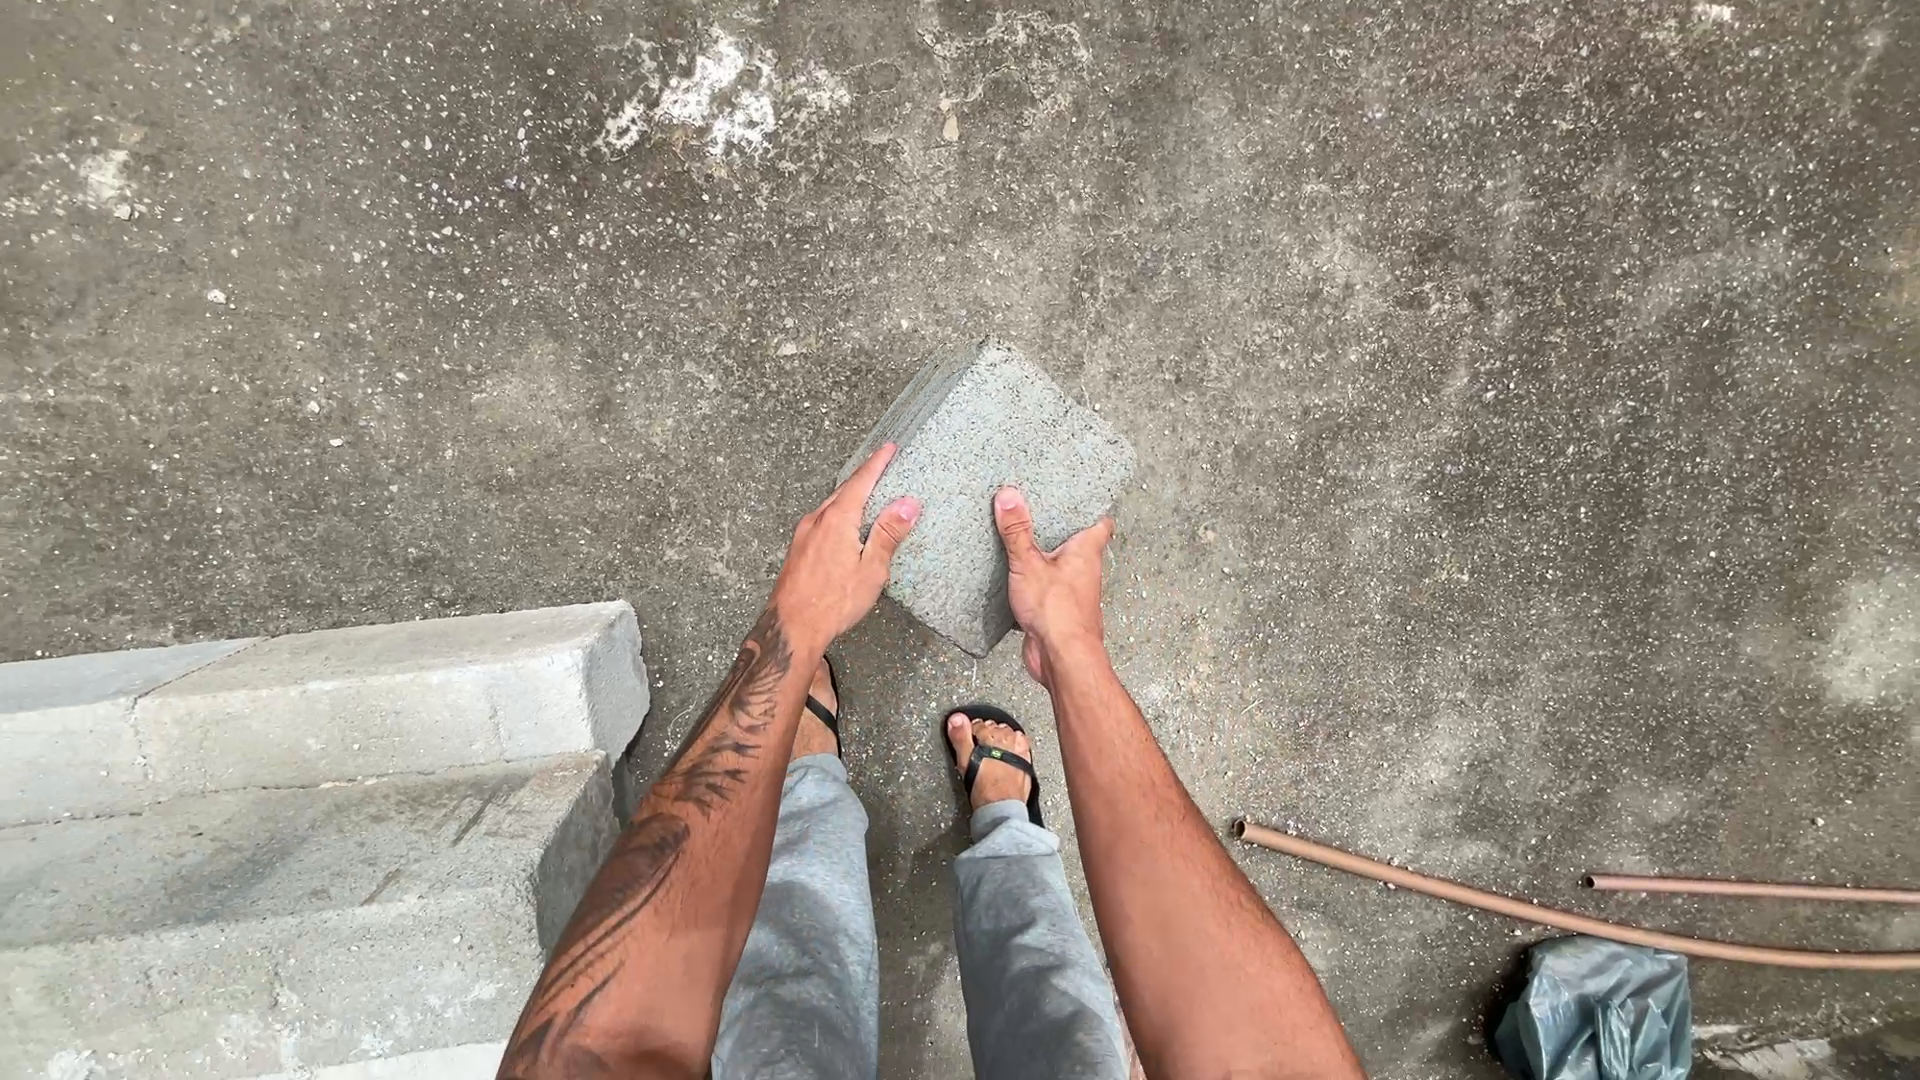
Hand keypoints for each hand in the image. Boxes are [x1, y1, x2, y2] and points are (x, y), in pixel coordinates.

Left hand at [768, 444, 920, 655]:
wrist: (791, 627)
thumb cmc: (832, 602)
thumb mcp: (871, 569)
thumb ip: (888, 533)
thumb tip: (907, 504)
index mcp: (837, 520)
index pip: (861, 481)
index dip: (877, 463)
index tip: (888, 448)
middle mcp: (817, 521)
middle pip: (844, 490)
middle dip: (864, 476)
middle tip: (881, 465)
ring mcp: (804, 535)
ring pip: (831, 505)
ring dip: (850, 495)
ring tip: (867, 493)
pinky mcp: (798, 548)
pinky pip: (822, 520)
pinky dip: (838, 512)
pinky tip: (844, 525)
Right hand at [993, 487, 1113, 687]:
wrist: (1062, 658)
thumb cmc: (1059, 614)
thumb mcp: (1029, 563)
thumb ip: (1017, 530)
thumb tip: (1010, 496)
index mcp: (1085, 552)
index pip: (1100, 524)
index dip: (1092, 510)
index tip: (1080, 498)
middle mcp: (1083, 571)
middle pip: (1079, 545)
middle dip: (1062, 533)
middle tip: (1044, 516)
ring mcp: (1071, 592)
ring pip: (1061, 569)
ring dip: (1046, 559)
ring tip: (1025, 543)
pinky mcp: (1056, 611)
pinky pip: (1045, 590)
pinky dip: (1033, 584)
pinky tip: (1015, 581)